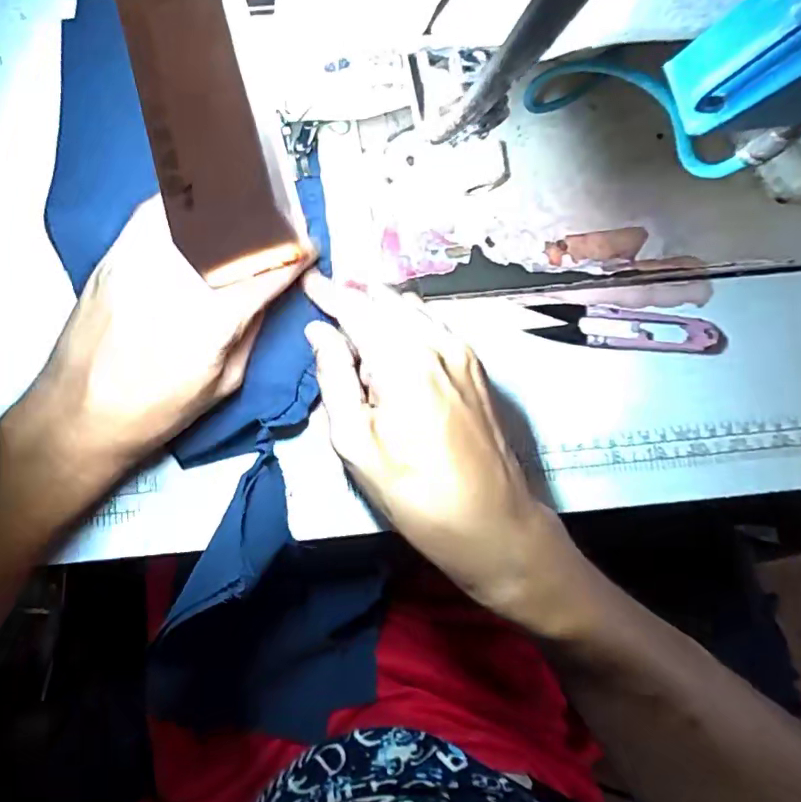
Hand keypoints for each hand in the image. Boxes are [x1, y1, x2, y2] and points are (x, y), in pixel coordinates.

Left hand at [6, 198, 309, 503]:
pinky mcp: (115, 255)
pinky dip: (185, 202)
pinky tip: (202, 204)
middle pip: (235, 230)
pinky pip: (157, 209)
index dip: (295, 255)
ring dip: (232, 204)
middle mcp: (175, 281)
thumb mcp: (224, 382)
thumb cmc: (154, 412)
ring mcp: (140, 262)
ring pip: (197, 210)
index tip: (308, 248)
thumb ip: (251, 328)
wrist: (76, 414)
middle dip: (269, 221)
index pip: (267, 271)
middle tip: (285, 220)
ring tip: (253, 202)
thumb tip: (269, 290)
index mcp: (211, 321)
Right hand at [301, 273, 574, 623]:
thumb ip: (334, 378)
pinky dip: (408, 319)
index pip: (357, 309)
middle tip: (328, 294)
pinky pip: (435, 324)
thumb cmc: (415, 493)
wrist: (493, 523)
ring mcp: (462, 353)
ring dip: (382, 304)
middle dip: (355, 294)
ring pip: (414, 309)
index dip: (328, 292)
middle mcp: (436, 344)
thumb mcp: (356, 444)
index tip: (307, 278)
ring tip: (356, 312)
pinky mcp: (476, 367)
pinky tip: (397, 334)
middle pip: (387, 301)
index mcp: (403, 361)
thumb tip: (319, 332)